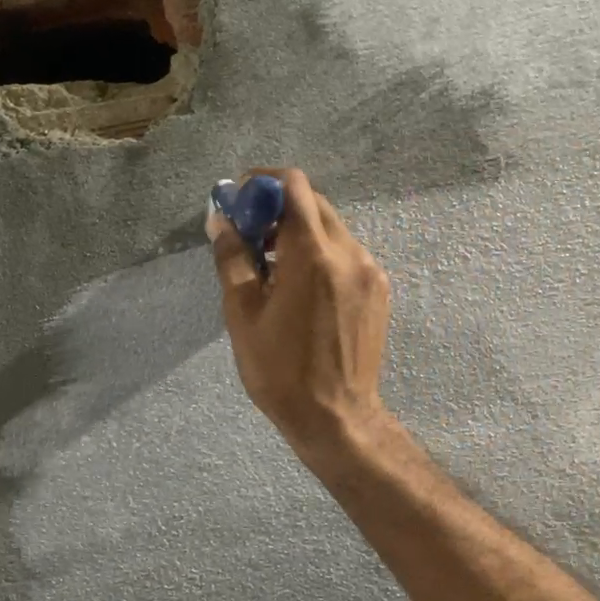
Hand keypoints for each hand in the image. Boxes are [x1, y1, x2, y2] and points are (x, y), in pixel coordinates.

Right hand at [208, 168, 393, 461]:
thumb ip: (232, 259)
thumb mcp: (242, 315)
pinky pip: (345, 255)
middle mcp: (349, 252)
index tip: (239, 201)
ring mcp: (369, 271)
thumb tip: (221, 221)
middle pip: (313, 204)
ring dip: (298, 233)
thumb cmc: (280, 371)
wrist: (335, 417)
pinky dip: (319, 256)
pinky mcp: (378, 291)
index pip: (294, 186)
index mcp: (313, 255)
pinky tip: (300, 291)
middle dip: (278, 208)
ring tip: (272, 269)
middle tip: (249, 236)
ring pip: (331, 229)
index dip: (262, 184)